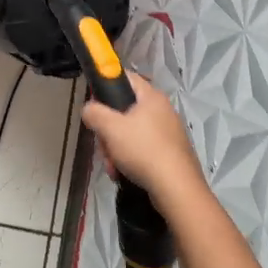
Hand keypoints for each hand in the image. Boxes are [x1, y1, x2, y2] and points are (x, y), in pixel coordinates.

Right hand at [81, 72, 207, 205]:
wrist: (177, 190)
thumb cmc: (143, 150)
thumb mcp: (109, 127)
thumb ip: (93, 112)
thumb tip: (89, 110)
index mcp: (151, 97)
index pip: (125, 77)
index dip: (106, 84)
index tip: (94, 102)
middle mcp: (162, 111)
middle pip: (124, 110)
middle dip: (108, 129)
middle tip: (102, 142)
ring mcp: (168, 134)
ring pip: (130, 133)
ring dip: (115, 148)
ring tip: (112, 165)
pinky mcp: (170, 154)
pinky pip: (142, 149)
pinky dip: (129, 160)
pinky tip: (122, 173)